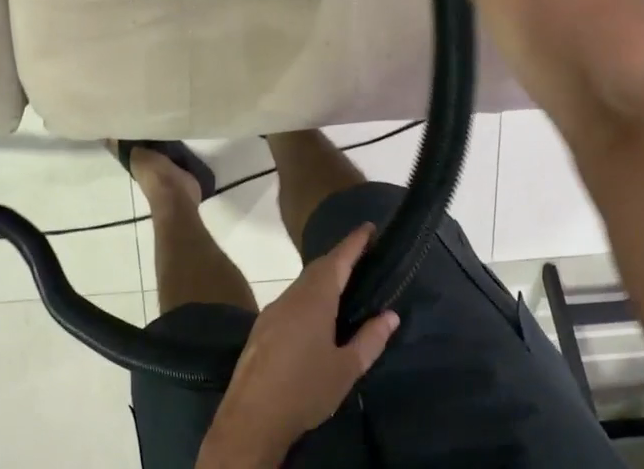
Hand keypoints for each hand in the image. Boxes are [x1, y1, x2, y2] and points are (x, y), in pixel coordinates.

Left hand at [200, 226, 400, 464]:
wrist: (252, 416)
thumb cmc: (305, 389)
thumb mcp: (346, 368)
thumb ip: (369, 339)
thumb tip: (390, 315)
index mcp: (314, 299)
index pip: (337, 260)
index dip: (354, 243)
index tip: (369, 227)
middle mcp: (291, 296)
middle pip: (319, 269)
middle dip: (340, 258)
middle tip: (363, 255)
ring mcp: (273, 311)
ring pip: (303, 284)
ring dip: (324, 279)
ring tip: (346, 285)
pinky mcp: (263, 327)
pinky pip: (292, 300)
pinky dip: (310, 297)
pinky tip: (319, 315)